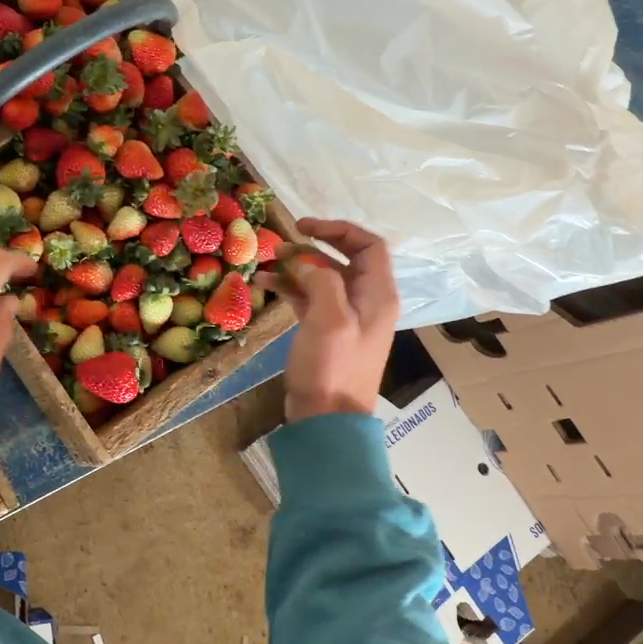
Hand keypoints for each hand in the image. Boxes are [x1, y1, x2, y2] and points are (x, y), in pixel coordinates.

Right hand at [256, 219, 397, 421]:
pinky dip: (290, 288)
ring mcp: (346, 317)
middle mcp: (366, 301)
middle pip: (344, 259)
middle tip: (280, 247)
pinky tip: (264, 285)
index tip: (303, 226)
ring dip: (296, 268)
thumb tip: (306, 263)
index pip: (369, 245)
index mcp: (377, 294)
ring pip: (323, 278)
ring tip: (267, 266)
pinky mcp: (326, 331)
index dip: (338, 229)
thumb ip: (322, 281)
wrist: (327, 417)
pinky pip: (310, 299)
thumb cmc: (332, 366)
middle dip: (312, 248)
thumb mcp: (329, 319)